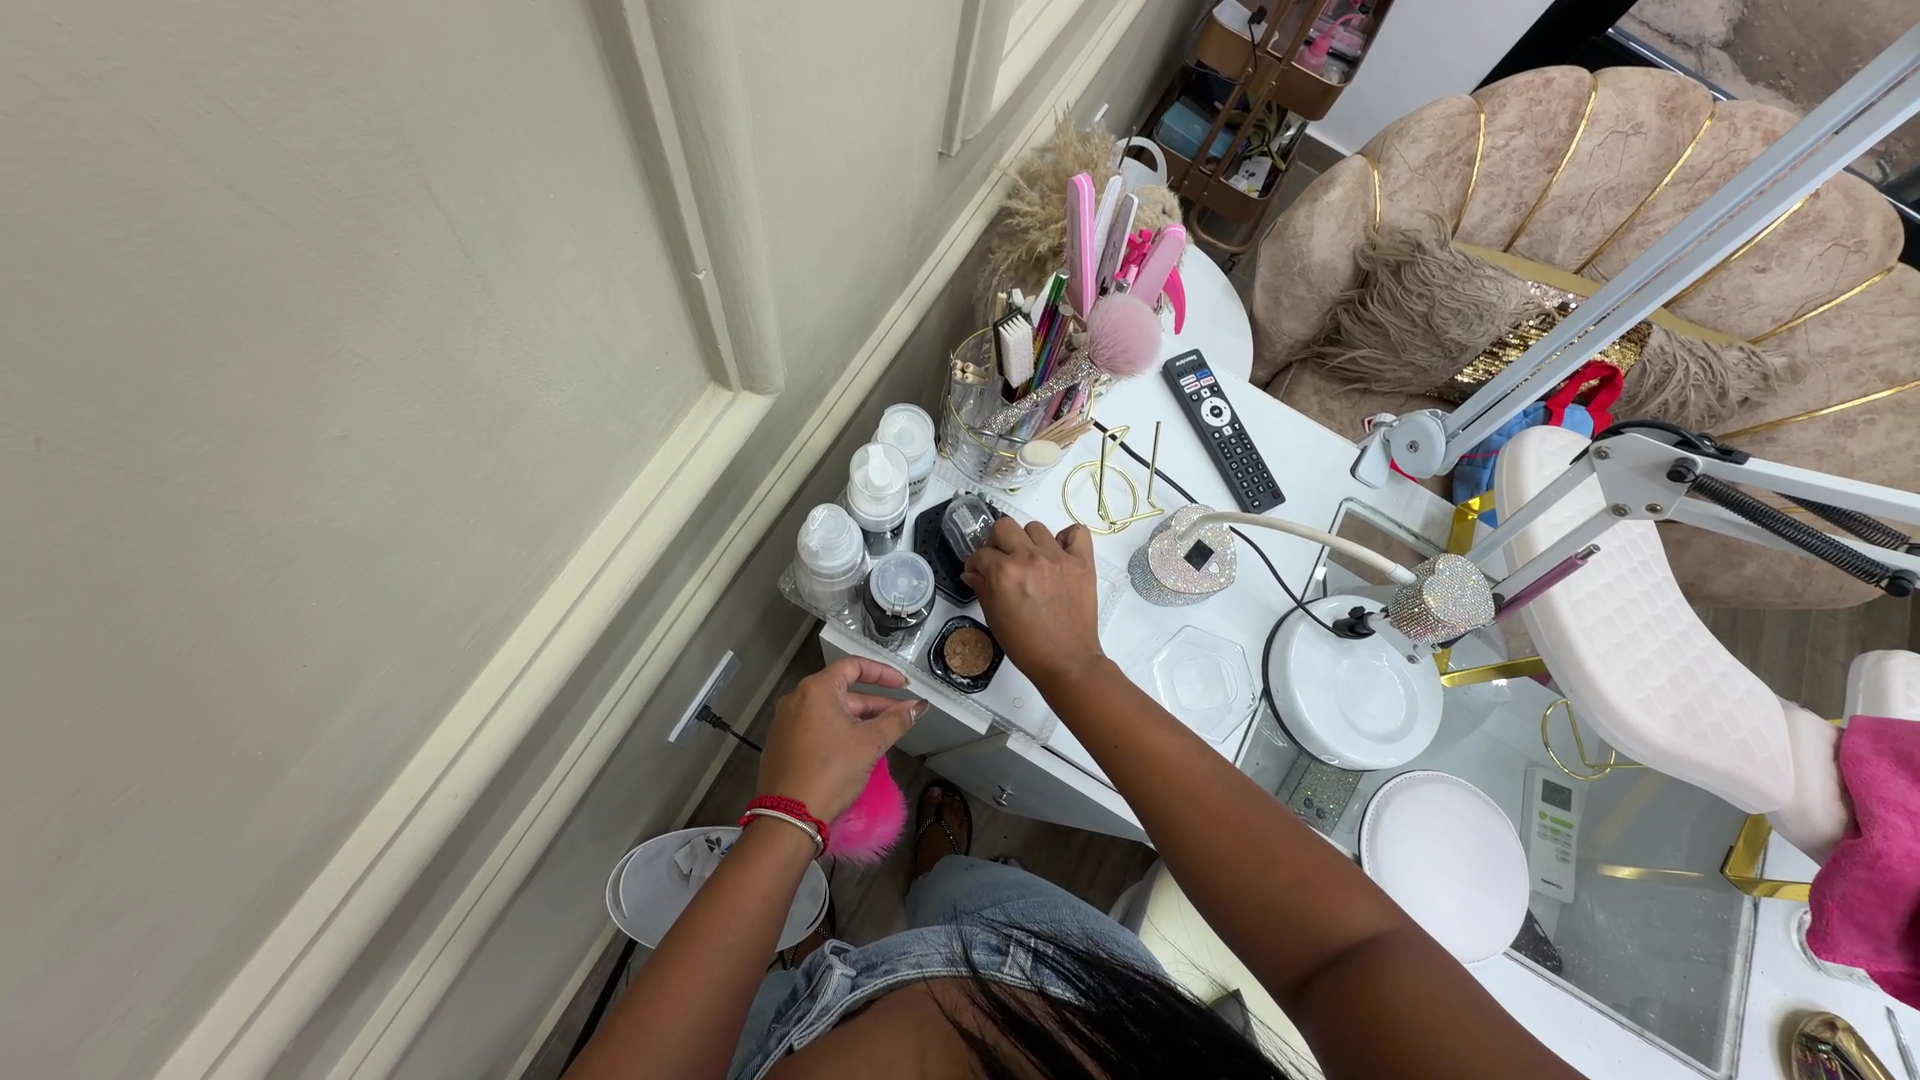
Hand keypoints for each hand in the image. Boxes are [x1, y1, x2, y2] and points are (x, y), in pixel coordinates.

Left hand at [755, 657, 925, 821]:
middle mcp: (796, 699)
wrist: (789, 817)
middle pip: (843, 692)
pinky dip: (839, 731)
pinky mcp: (782, 744)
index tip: (904, 684)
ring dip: (859, 719)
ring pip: (830, 712)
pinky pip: (816, 727)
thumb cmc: (832, 771)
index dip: (883, 673)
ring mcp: (785, 722)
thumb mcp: (870, 744)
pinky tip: (856, 748)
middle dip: (875, 704)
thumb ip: (896, 720)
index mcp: (816, 690)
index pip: (853, 666)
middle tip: (901, 716)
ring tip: (884, 734)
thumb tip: (919, 707)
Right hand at [961, 519, 1104, 690]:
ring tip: (1032, 560)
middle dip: (997, 543)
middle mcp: (1030, 558)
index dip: (976, 564)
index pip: (981, 554)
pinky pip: (1076, 532)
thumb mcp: (994, 618)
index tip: (979, 572)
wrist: (1067, 661)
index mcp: (1004, 572)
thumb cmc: (1026, 645)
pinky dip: (1066, 538)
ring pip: (1036, 528)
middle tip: (1002, 561)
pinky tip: (1059, 554)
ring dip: (1028, 541)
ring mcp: (1058, 558)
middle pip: (1005, 527)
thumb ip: (982, 588)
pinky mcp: (1082, 562)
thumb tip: (973, 572)